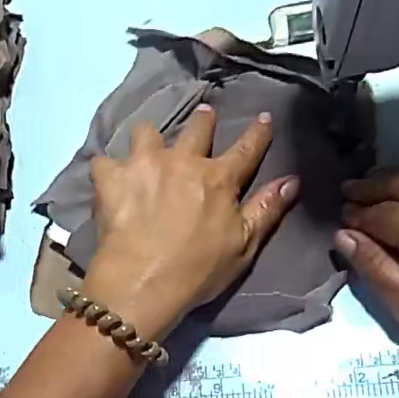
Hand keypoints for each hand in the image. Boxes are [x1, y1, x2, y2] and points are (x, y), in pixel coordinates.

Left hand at [82, 105, 298, 336]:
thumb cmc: (198, 271)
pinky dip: (109, 170)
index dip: (258, 132)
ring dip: (151, 139)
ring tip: (148, 149)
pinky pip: (105, 161)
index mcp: (219, 179)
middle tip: (204, 116)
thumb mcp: (243, 246)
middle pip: (197, 128)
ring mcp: (144, 164)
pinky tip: (110, 180)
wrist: (143, 282)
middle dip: (204, 119)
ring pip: (147, 132)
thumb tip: (293, 180)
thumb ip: (266, 210)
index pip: (247, 149)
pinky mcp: (110, 177)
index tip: (263, 117)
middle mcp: (183, 161)